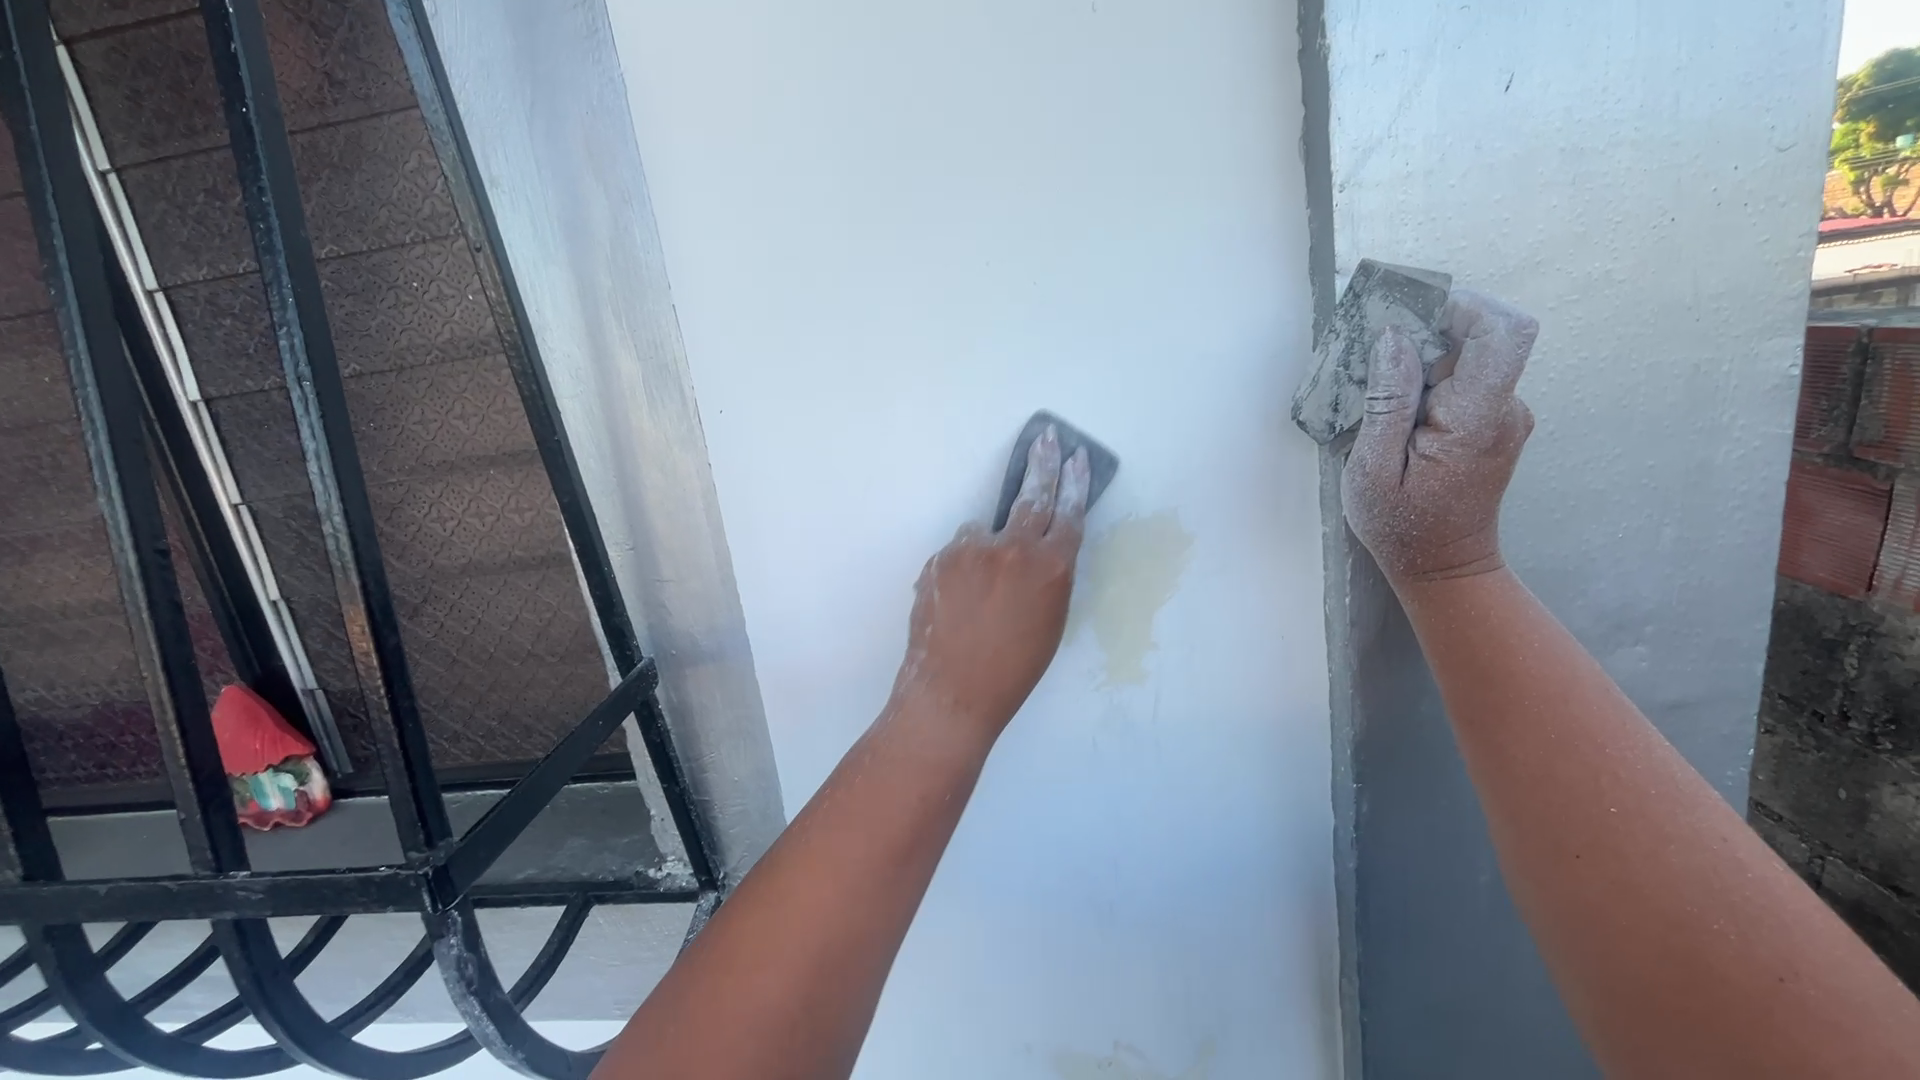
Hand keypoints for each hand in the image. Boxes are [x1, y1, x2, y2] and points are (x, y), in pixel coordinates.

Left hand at [893, 426, 1090, 736]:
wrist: (954, 690)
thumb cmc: (1014, 668)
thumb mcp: (1051, 620)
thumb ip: (1048, 576)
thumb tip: (1034, 549)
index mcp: (1051, 567)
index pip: (1069, 512)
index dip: (1075, 483)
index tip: (1075, 459)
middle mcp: (1013, 548)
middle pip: (1032, 495)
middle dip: (1042, 464)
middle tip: (1046, 439)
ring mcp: (972, 551)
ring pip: (983, 531)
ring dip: (986, 546)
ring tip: (981, 589)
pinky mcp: (940, 559)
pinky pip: (957, 553)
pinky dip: (961, 567)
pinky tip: (959, 601)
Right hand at [1342, 288, 1536, 588]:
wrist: (1442, 566)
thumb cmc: (1400, 526)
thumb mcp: (1371, 468)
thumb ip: (1386, 401)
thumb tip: (1393, 337)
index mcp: (1478, 420)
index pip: (1502, 333)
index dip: (1462, 305)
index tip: (1409, 312)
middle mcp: (1506, 409)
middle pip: (1483, 338)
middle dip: (1429, 331)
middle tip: (1376, 351)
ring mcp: (1505, 415)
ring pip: (1470, 357)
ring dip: (1423, 357)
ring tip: (1377, 387)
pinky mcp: (1494, 420)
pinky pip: (1465, 379)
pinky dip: (1429, 377)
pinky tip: (1396, 407)